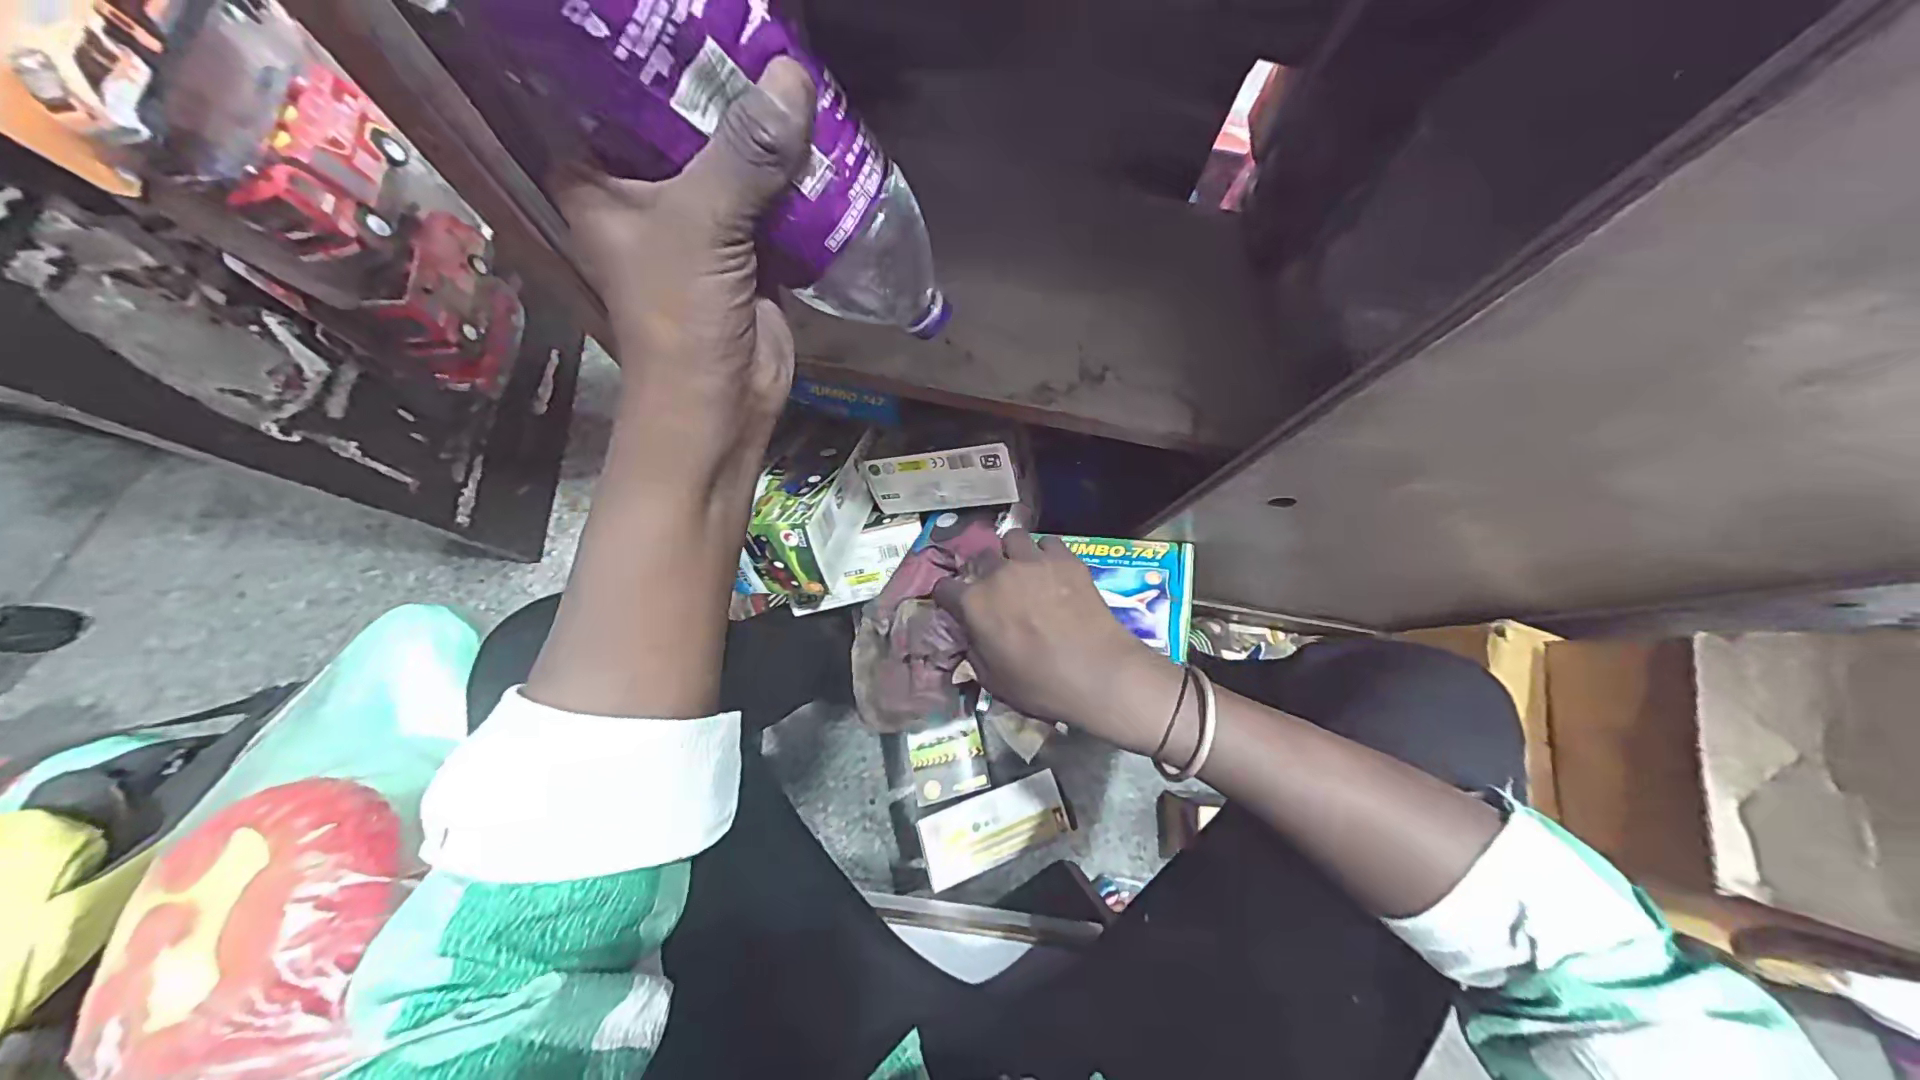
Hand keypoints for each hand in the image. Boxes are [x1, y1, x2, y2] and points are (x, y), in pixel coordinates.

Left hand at [553, 57, 814, 430]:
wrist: (723, 404)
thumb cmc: (679, 320)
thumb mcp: (701, 227)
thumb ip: (744, 155)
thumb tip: (791, 78)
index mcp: (599, 175)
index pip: (606, 83)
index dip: (641, 43)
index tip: (687, 11)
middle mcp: (645, 190)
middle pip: (680, 116)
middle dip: (720, 82)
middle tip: (759, 32)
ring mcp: (700, 220)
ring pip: (732, 156)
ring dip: (763, 128)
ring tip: (796, 75)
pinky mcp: (747, 248)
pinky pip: (770, 196)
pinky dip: (792, 176)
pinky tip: (819, 139)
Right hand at [933, 531, 1176, 753]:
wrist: (1098, 674)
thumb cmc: (1040, 685)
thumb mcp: (992, 679)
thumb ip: (973, 651)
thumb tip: (971, 635)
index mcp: (974, 603)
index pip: (944, 587)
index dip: (948, 597)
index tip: (955, 605)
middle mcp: (999, 574)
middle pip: (980, 556)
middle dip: (982, 570)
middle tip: (995, 588)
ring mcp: (1034, 562)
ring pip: (1013, 538)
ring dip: (1013, 553)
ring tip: (1023, 569)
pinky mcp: (1066, 560)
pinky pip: (1048, 543)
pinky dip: (1046, 553)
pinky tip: (1053, 570)